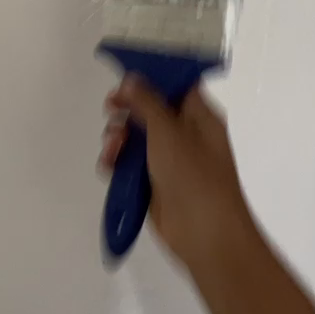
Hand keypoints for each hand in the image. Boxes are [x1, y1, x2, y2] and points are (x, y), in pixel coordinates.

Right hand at [99, 78, 260, 270]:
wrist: (205, 236)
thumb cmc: (193, 176)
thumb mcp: (168, 131)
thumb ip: (146, 102)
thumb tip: (131, 79)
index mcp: (199, 116)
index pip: (175, 84)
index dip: (151, 77)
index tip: (125, 78)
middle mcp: (185, 134)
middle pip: (149, 109)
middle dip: (127, 110)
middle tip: (111, 110)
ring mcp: (169, 160)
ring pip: (135, 137)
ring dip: (118, 138)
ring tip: (112, 149)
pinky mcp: (154, 183)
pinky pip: (130, 164)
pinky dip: (117, 162)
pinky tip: (109, 166)